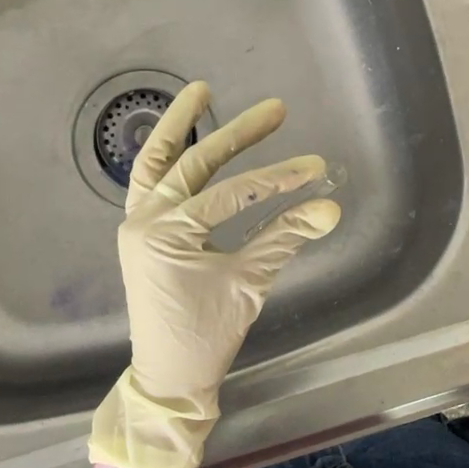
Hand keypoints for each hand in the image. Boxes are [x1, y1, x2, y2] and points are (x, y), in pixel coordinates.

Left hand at [88, 82, 340, 467]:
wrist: (168, 375)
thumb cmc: (206, 336)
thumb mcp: (248, 285)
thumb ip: (284, 239)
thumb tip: (331, 207)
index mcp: (166, 234)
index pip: (229, 194)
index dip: (275, 179)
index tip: (314, 167)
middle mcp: (144, 220)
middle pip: (193, 166)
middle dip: (236, 136)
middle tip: (275, 109)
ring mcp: (137, 225)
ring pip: (156, 165)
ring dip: (179, 128)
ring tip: (202, 92)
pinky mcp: (141, 234)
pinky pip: (150, 186)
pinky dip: (167, 161)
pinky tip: (185, 141)